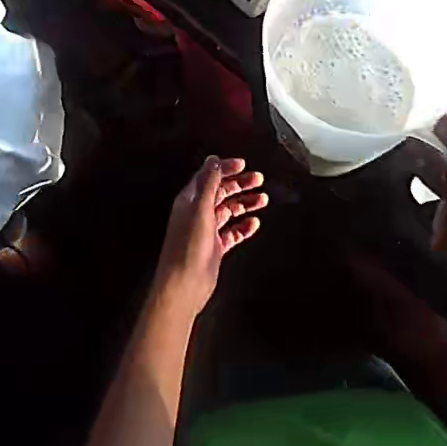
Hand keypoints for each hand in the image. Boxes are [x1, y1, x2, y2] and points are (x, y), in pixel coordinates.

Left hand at [153, 157, 267, 315]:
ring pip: (229, 210)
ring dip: (245, 203)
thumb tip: (213, 160)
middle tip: (259, 179)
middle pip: (221, 192)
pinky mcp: (215, 246)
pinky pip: (232, 232)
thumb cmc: (188, 247)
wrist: (184, 285)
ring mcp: (207, 230)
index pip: (209, 177)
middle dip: (240, 184)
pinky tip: (254, 224)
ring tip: (263, 199)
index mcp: (189, 200)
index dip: (225, 168)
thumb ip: (208, 184)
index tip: (244, 164)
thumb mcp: (200, 210)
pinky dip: (244, 226)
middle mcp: (197, 212)